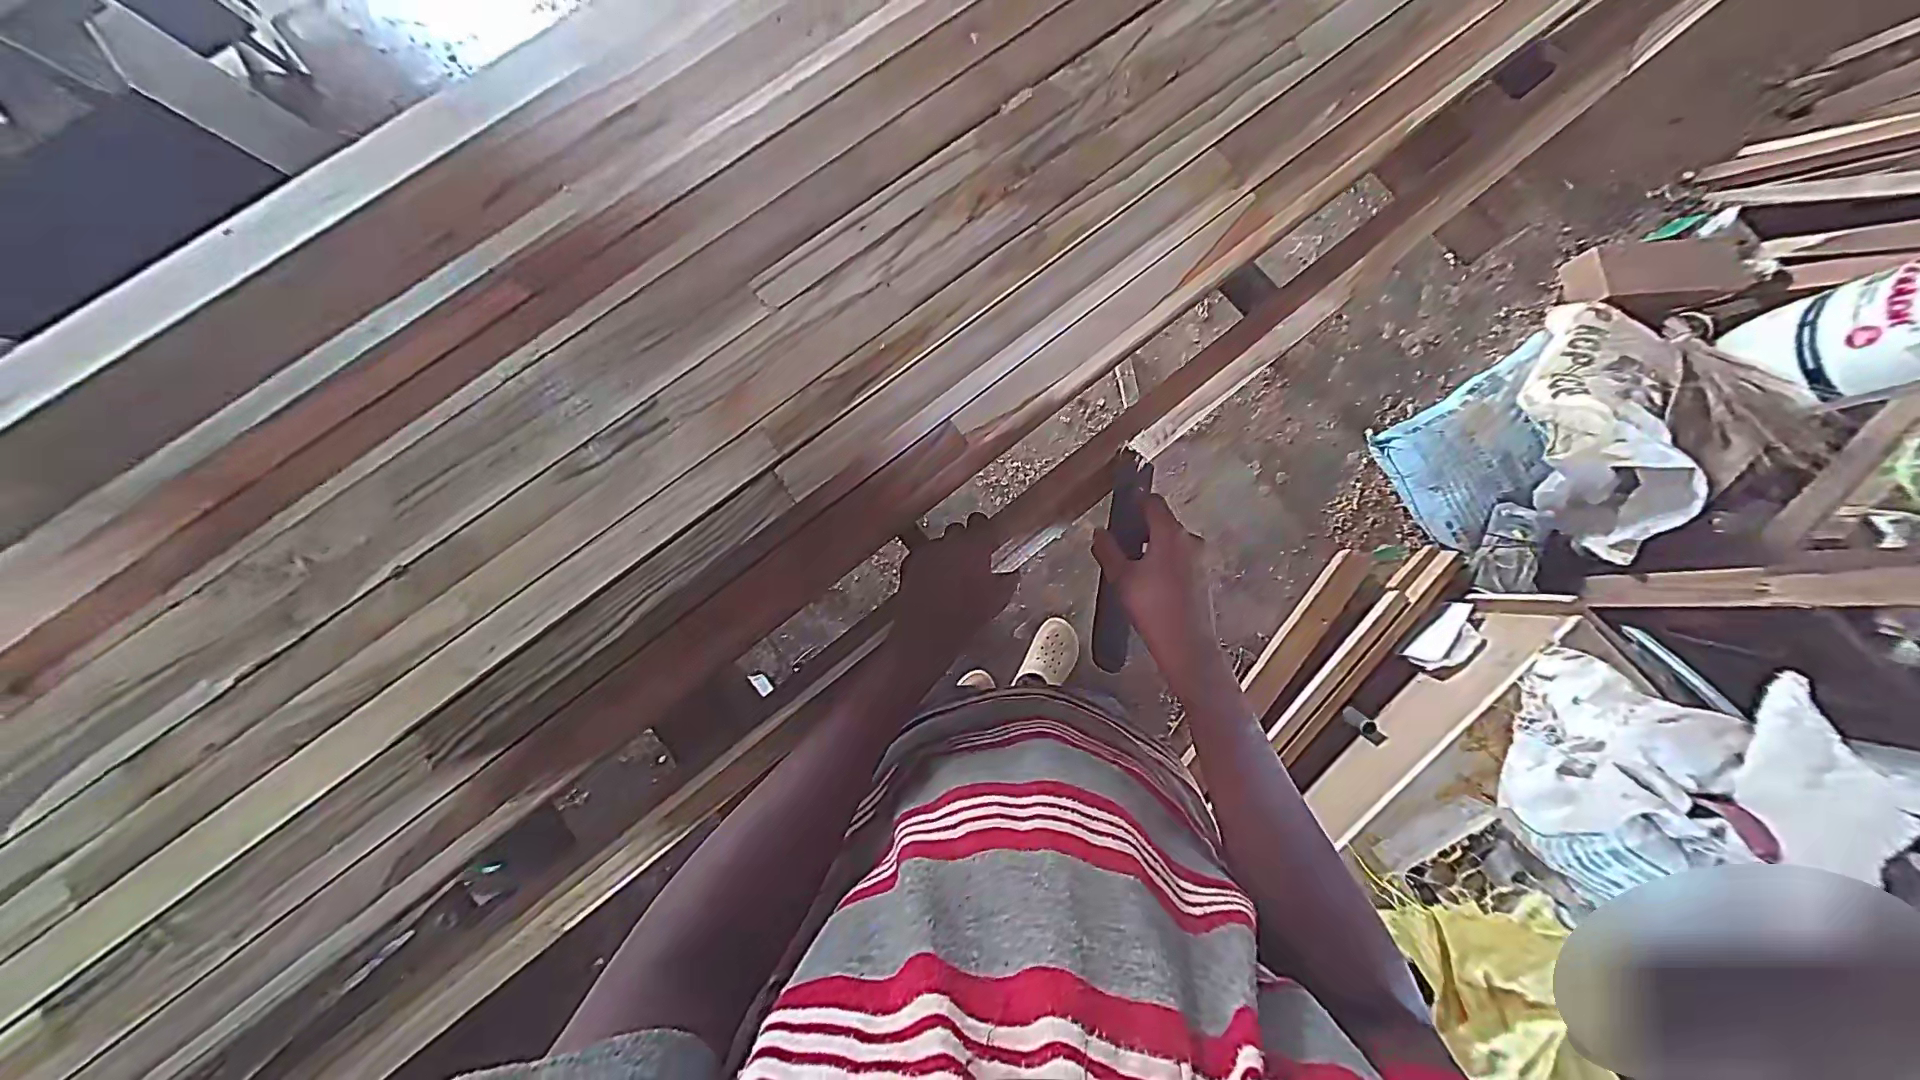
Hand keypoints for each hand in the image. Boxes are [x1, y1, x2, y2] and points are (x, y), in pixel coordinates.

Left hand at [894, 514, 1016, 653]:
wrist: (929, 628)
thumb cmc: (966, 614)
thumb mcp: (998, 599)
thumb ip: (1007, 581)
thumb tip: (1012, 575)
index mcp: (976, 545)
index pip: (982, 523)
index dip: (985, 528)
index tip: (988, 536)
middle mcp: (951, 541)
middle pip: (958, 529)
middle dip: (964, 540)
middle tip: (971, 558)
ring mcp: (929, 550)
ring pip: (940, 542)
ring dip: (946, 552)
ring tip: (951, 572)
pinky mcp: (911, 561)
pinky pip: (923, 554)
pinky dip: (929, 562)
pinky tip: (933, 579)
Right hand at [1092, 495, 1226, 691]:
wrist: (1187, 645)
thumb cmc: (1152, 607)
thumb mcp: (1121, 577)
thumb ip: (1108, 550)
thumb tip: (1099, 533)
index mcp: (1170, 533)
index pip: (1153, 502)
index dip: (1135, 502)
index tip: (1119, 510)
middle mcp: (1190, 540)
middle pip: (1163, 522)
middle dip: (1140, 529)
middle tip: (1119, 545)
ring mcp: (1200, 559)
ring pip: (1171, 542)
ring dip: (1151, 547)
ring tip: (1131, 570)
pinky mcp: (1203, 577)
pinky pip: (1180, 559)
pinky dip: (1163, 563)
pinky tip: (1149, 585)